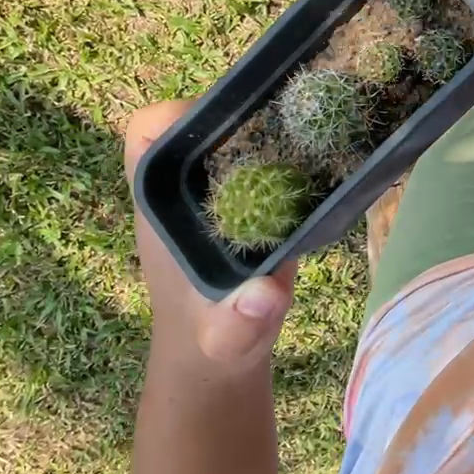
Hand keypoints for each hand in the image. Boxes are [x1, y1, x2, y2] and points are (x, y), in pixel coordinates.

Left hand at [123, 100, 296, 372]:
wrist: (220, 362)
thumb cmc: (213, 345)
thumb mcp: (228, 338)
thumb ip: (241, 321)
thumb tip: (265, 294)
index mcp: (163, 209)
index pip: (145, 136)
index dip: (179, 116)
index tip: (235, 123)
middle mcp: (186, 192)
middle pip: (199, 123)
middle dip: (243, 111)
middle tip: (297, 115)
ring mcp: (219, 196)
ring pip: (234, 137)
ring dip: (273, 126)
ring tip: (319, 126)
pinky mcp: (248, 205)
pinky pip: (262, 160)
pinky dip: (292, 151)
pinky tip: (328, 157)